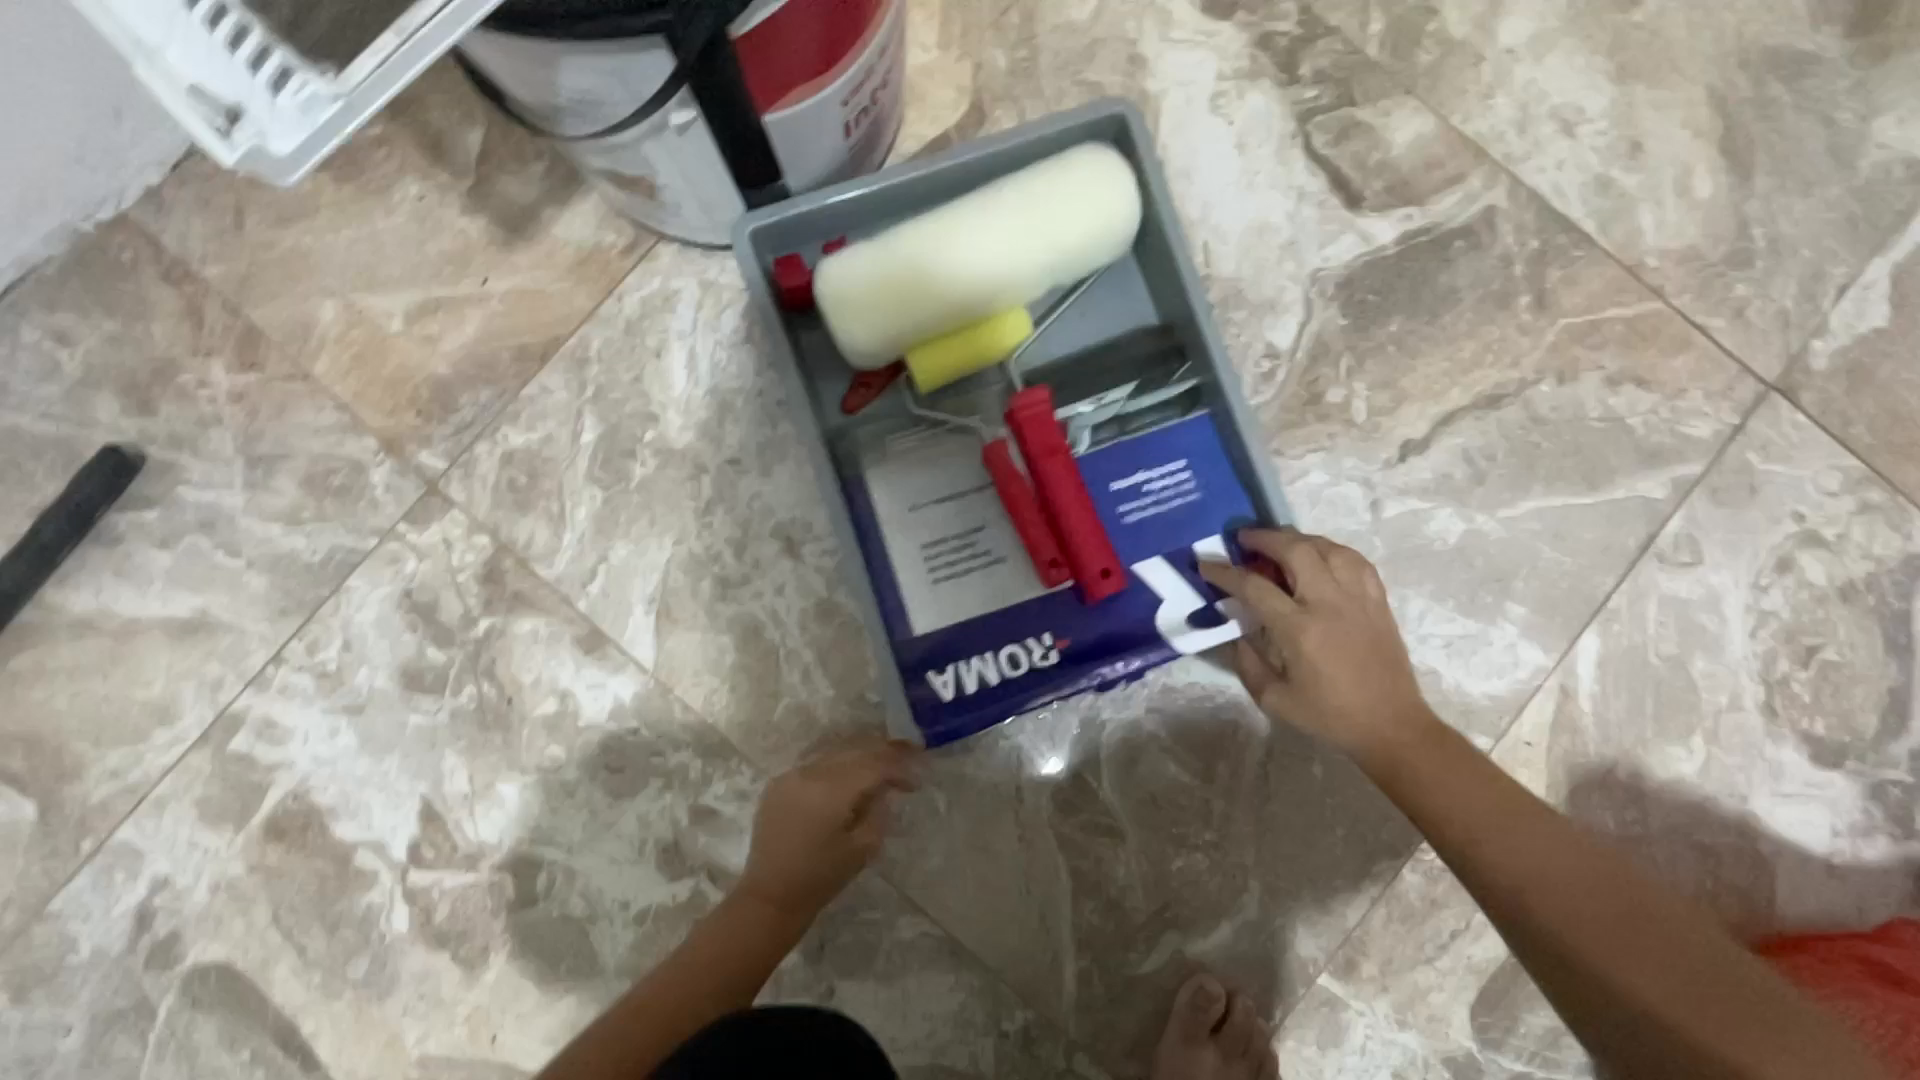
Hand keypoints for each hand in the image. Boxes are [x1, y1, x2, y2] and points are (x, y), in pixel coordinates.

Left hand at [734, 740, 918, 918]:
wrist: (770, 896)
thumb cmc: (821, 878)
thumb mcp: (863, 848)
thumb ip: (878, 811)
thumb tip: (884, 789)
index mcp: (832, 790)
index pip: (874, 765)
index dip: (898, 769)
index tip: (915, 783)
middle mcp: (810, 773)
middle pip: (854, 750)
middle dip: (883, 752)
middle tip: (908, 757)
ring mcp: (790, 775)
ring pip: (834, 752)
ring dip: (859, 755)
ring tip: (880, 763)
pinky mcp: (778, 783)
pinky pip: (814, 763)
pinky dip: (836, 764)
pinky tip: (848, 773)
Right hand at [1200, 528, 1436, 760]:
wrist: (1391, 725)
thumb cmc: (1329, 716)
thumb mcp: (1274, 700)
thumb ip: (1247, 664)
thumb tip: (1235, 634)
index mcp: (1300, 629)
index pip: (1254, 587)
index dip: (1225, 572)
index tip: (1206, 564)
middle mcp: (1329, 603)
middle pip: (1295, 550)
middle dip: (1264, 538)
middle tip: (1242, 538)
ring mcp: (1358, 598)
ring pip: (1328, 547)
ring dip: (1298, 538)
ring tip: (1279, 542)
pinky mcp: (1378, 601)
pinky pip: (1355, 560)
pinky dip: (1332, 550)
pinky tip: (1320, 555)